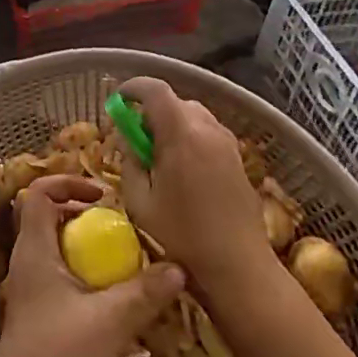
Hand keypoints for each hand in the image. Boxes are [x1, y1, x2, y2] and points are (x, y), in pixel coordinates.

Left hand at [0, 174, 186, 356]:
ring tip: (118, 253)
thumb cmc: (58, 355)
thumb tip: (179, 268)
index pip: (39, 192)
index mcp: (34, 248)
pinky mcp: (37, 307)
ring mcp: (30, 283)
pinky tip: (110, 292)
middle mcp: (27, 258)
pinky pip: (58, 269)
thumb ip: (144, 293)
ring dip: (83, 240)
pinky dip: (82, 267)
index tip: (102, 195)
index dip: (68, 182)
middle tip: (115, 222)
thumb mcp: (109, 321)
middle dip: (81, 210)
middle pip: (47, 214)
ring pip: (54, 243)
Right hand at [116, 76, 274, 292]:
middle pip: (175, 101)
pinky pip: (208, 133)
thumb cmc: (182, 237)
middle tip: (136, 138)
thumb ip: (130, 162)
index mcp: (181, 135)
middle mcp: (207, 130)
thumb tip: (129, 140)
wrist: (239, 268)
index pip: (155, 90)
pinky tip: (183, 169)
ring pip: (193, 116)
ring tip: (160, 155)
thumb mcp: (139, 201)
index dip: (133, 88)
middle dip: (151, 111)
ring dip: (172, 124)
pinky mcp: (238, 159)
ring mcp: (228, 144)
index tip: (118, 101)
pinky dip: (190, 137)